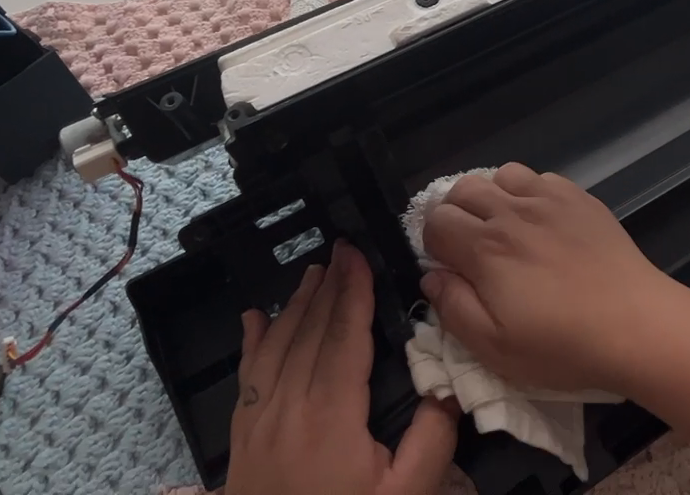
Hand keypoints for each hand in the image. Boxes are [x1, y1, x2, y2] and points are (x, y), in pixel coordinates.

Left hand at [228, 240, 457, 494]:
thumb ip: (431, 439)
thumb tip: (449, 386)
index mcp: (329, 416)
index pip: (344, 336)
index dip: (353, 292)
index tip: (359, 254)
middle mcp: (287, 409)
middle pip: (310, 332)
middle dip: (329, 285)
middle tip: (342, 246)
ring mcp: (257, 425)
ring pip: (277, 347)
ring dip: (296, 304)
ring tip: (313, 270)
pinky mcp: (241, 444)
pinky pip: (246, 379)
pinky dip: (252, 343)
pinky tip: (252, 319)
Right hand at [419, 163, 689, 395]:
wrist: (634, 322)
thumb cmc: (561, 344)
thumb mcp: (494, 347)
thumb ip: (454, 307)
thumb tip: (432, 276)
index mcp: (486, 248)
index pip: (436, 221)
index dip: (432, 242)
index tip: (447, 266)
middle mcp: (512, 211)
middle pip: (463, 188)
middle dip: (455, 213)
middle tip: (469, 247)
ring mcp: (549, 198)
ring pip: (501, 174)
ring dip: (492, 196)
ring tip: (504, 228)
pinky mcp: (579, 196)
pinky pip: (540, 177)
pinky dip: (529, 192)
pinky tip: (542, 222)